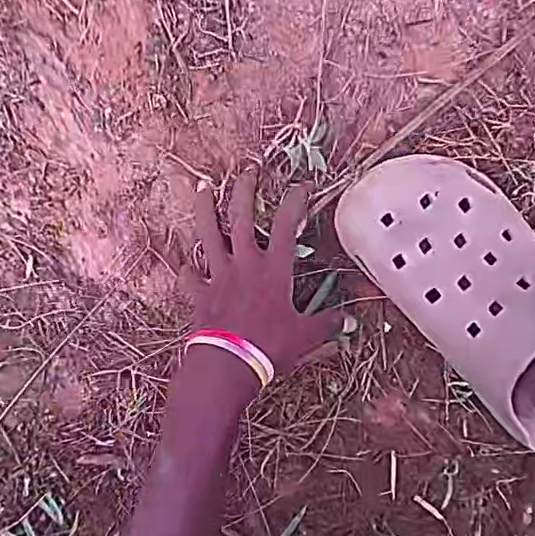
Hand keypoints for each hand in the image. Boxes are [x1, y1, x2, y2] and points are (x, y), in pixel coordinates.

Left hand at [173, 169, 341, 375]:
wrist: (228, 364)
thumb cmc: (270, 347)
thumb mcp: (306, 336)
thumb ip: (327, 324)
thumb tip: (348, 321)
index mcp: (273, 270)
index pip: (286, 226)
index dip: (294, 202)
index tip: (301, 186)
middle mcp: (244, 265)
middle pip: (240, 218)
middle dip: (244, 191)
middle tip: (246, 171)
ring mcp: (218, 277)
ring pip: (208, 236)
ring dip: (205, 211)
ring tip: (202, 189)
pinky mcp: (199, 295)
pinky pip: (190, 277)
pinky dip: (187, 270)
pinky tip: (185, 265)